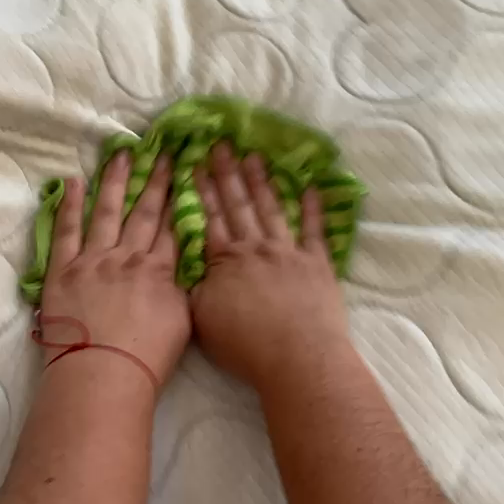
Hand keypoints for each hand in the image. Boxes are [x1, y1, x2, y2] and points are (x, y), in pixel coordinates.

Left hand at [39, 150, 190, 389]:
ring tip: (121, 154)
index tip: (184, 173)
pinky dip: (68, 205)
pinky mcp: (62, 271)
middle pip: (145, 213)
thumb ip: (180, 289)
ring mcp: (93, 260)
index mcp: (159, 271)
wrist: (103, 374)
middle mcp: (127, 257)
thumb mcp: (181, 322)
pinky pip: (66, 230)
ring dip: (115, 181)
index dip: (179, 199)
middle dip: (156, 181)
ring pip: (107, 212)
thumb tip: (180, 268)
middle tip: (162, 152)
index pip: (172, 228)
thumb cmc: (146, 359)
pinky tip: (72, 182)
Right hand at [190, 142, 352, 389]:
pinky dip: (313, 208)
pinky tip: (310, 188)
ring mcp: (288, 252)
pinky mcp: (317, 264)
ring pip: (271, 210)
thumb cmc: (244, 345)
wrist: (297, 358)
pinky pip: (314, 230)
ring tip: (254, 156)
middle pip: (238, 205)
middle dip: (228, 174)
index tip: (195, 163)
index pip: (209, 218)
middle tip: (222, 145)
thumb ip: (194, 287)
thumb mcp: (201, 319)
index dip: (201, 190)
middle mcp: (255, 248)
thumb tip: (186, 265)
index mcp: (225, 261)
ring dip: (261, 182)